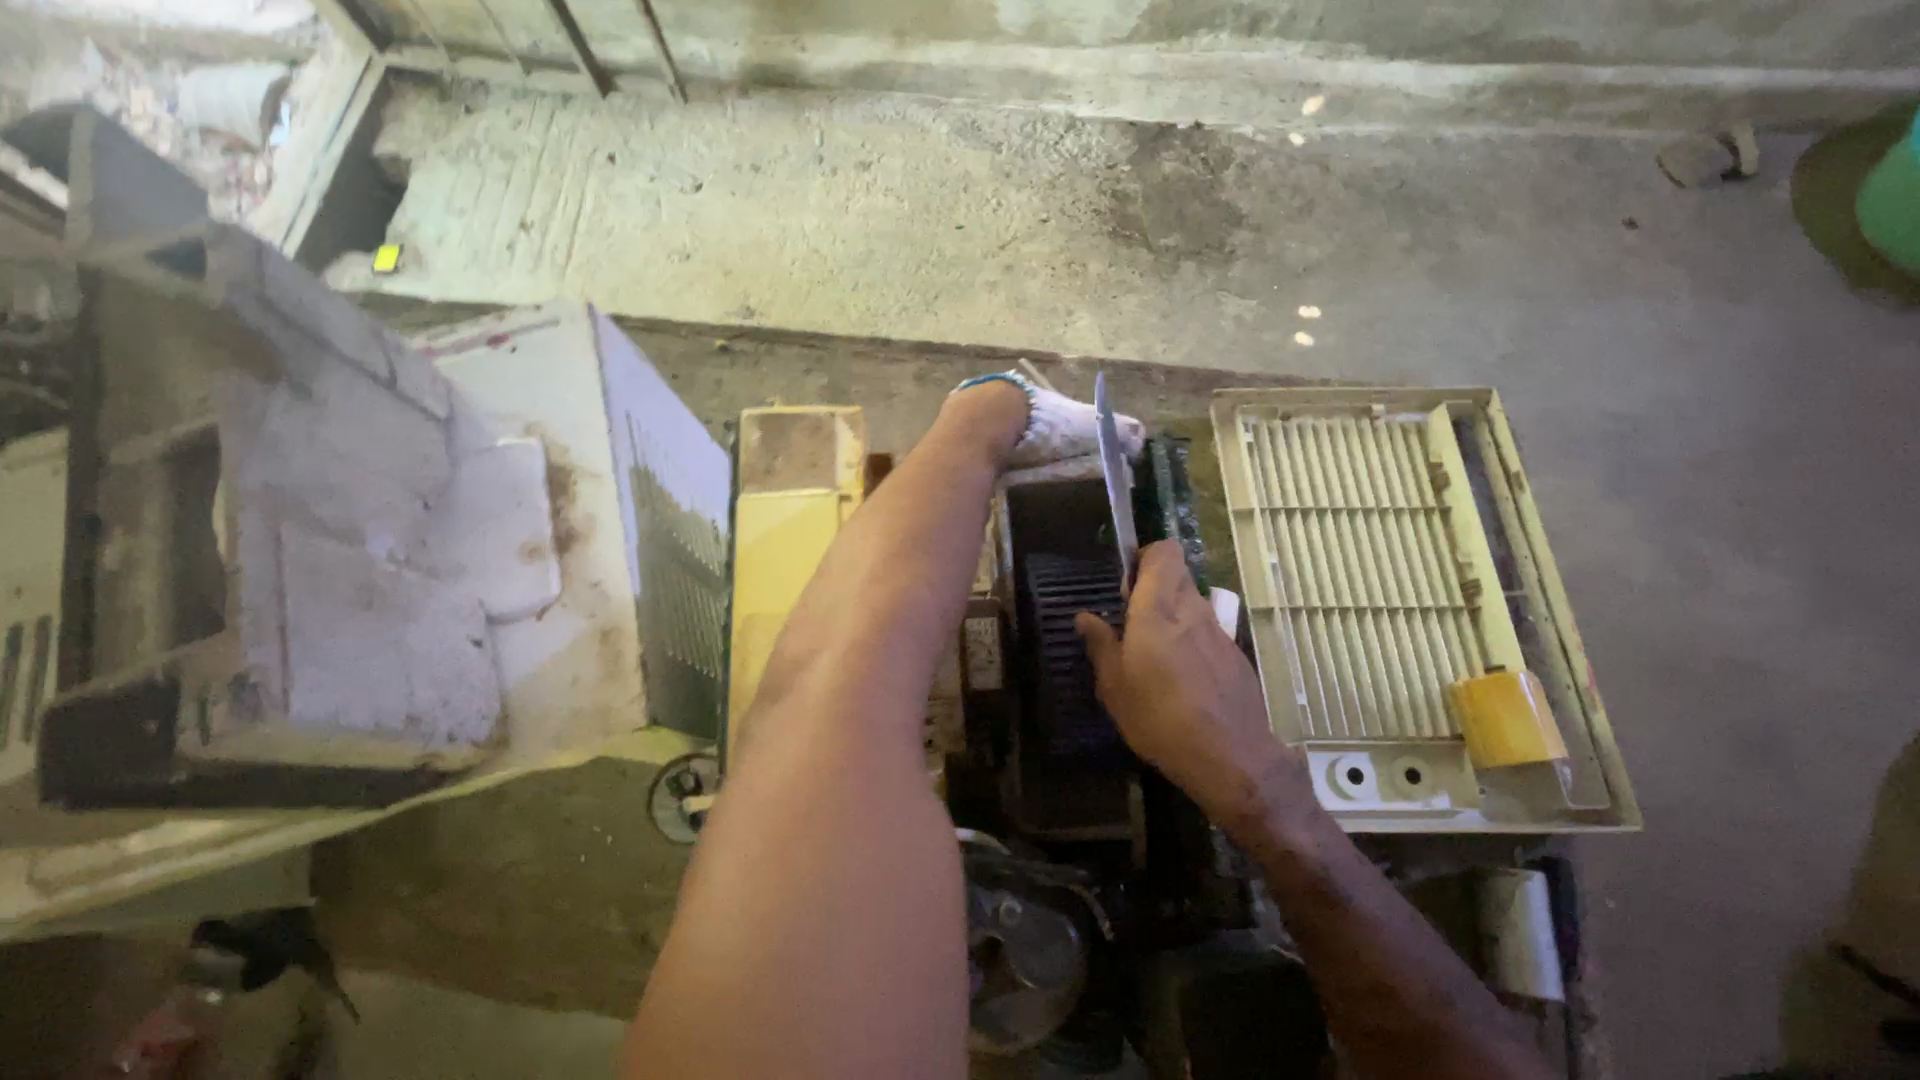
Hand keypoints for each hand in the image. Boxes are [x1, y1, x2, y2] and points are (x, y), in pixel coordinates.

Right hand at [1075, 542, 1320, 842]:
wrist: (1229, 756)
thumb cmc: (1159, 718)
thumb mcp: (1115, 687)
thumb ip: (1101, 645)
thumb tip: (1085, 617)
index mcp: (1158, 609)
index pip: (1164, 551)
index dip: (1145, 557)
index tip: (1125, 583)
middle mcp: (1192, 610)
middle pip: (1178, 574)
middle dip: (1155, 586)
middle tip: (1131, 619)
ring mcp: (1219, 632)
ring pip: (1194, 603)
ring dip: (1173, 614)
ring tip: (1153, 652)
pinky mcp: (1235, 655)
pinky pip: (1208, 632)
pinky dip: (1192, 640)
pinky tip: (1182, 677)